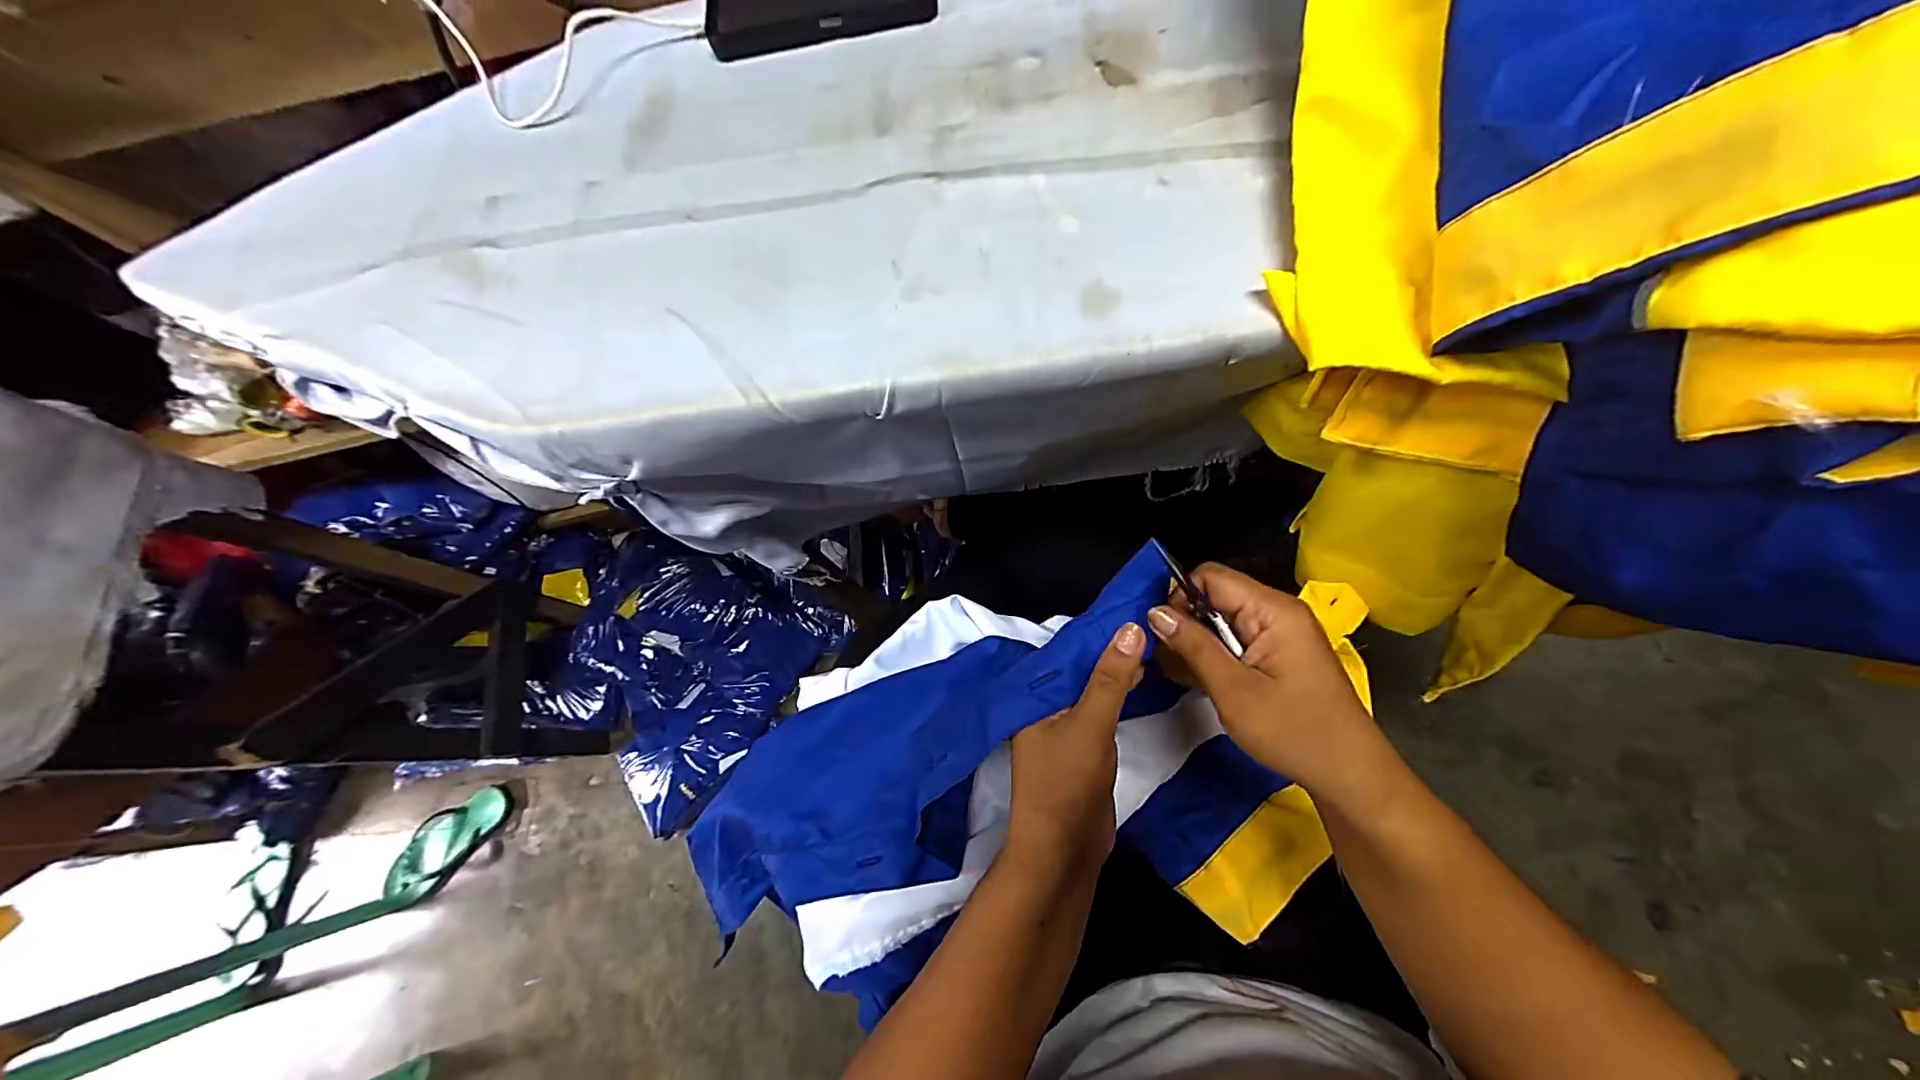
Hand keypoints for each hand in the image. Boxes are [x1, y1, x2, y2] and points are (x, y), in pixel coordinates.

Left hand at [1005, 622, 1144, 870]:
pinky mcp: (1080, 743)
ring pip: (1091, 686)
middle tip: (1149, 616)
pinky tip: (1140, 677)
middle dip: (1109, 646)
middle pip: (1078, 666)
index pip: (1064, 649)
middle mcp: (1041, 704)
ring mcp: (1061, 725)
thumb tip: (1131, 627)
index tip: (1131, 601)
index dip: (1097, 628)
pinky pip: (1099, 708)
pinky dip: (1117, 693)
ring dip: (1115, 668)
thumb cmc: (1067, 784)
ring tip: (1150, 638)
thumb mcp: (1090, 725)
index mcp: (1031, 695)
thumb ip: (1109, 679)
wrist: (1065, 850)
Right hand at [1146, 564, 1394, 804]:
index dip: (1180, 599)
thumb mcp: (1233, 690)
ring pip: (1222, 620)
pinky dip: (1217, 656)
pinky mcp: (1280, 652)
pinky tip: (1209, 682)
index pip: (1210, 577)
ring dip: (1199, 644)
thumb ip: (1193, 646)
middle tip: (1172, 661)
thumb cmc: (1295, 733)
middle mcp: (1279, 612)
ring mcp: (1282, 632)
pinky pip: (1237, 639)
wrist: (1349, 773)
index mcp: (1273, 611)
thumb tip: (1156, 612)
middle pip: (1215, 596)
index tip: (1166, 635)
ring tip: (1189, 676)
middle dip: (1187, 624)